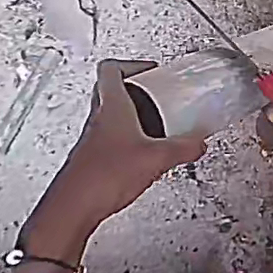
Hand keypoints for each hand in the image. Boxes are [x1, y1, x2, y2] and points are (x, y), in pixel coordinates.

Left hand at [25, 61, 206, 252]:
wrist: (74, 208)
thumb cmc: (103, 177)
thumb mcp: (157, 158)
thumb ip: (184, 148)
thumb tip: (199, 143)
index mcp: (111, 107)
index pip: (111, 69)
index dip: (131, 64)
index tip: (150, 70)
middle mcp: (98, 119)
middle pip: (109, 89)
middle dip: (134, 88)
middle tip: (153, 93)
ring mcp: (92, 139)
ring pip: (108, 114)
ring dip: (129, 113)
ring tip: (152, 123)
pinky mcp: (91, 159)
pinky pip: (109, 138)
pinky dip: (126, 138)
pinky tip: (141, 154)